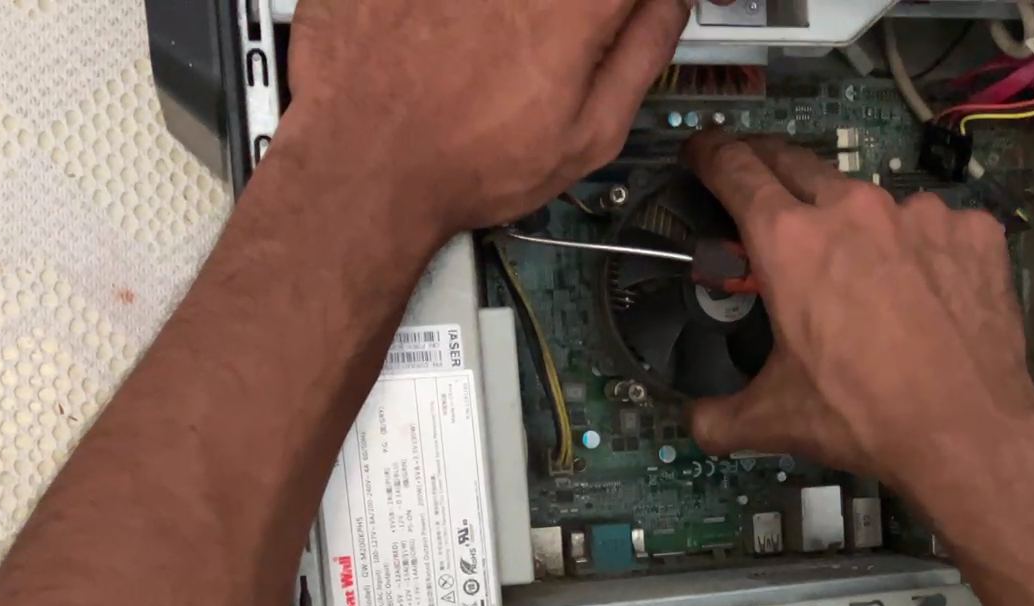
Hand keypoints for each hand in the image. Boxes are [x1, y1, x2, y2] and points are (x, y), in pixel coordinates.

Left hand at [283, 0, 692, 233]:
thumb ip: (639, 60)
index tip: (638, 18)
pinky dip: (471, 17)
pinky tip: (464, 42)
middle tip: (573, 48)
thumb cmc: (471, 162)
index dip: (640, 4)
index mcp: (569, 7)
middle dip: (583, 18)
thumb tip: (666, 11)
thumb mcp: (587, 137)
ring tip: (503, 61)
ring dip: (526, 20)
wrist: (367, 161)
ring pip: (517, 0)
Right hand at [682, 131, 1033, 520]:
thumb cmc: (861, 417)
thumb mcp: (775, 421)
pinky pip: (935, 227)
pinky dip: (920, 249)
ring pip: (872, 201)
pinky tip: (927, 292)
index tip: (702, 150)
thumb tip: (698, 425)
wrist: (967, 431)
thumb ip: (720, 418)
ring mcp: (922, 213)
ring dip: (853, 222)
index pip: (735, 169)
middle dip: (769, 168)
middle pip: (797, 164)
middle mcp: (854, 208)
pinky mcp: (975, 232)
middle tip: (763, 193)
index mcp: (791, 242)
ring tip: (862, 271)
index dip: (710, 153)